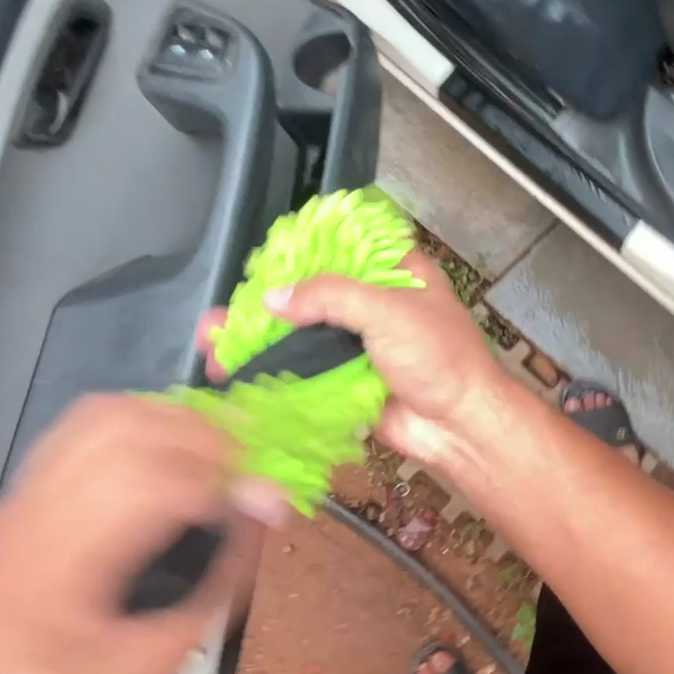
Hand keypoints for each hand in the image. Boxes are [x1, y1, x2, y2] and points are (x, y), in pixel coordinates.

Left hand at [0, 396, 273, 673]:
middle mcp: (29, 519)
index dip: (220, 478)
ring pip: (101, 417)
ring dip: (172, 420)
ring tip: (214, 447)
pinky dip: (137, 423)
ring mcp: (15, 503)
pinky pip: (79, 431)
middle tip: (245, 463)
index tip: (261, 496)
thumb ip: (226, 571)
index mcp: (62, 564)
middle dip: (202, 437)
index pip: (152, 482)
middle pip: (127, 432)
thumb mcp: (165, 653)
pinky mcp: (16, 500)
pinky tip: (168, 447)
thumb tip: (270, 506)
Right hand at [196, 252, 508, 465]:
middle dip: (270, 300)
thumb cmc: (440, 359)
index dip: (305, 249)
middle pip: (316, 293)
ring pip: (305, 333)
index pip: (346, 248)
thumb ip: (331, 296)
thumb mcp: (389, 312)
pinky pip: (307, 368)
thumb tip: (273, 297)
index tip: (262, 257)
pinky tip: (232, 370)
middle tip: (227, 308)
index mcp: (400, 274)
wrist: (460, 426)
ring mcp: (363, 343)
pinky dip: (273, 368)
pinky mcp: (350, 379)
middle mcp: (379, 303)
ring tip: (213, 339)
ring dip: (262, 337)